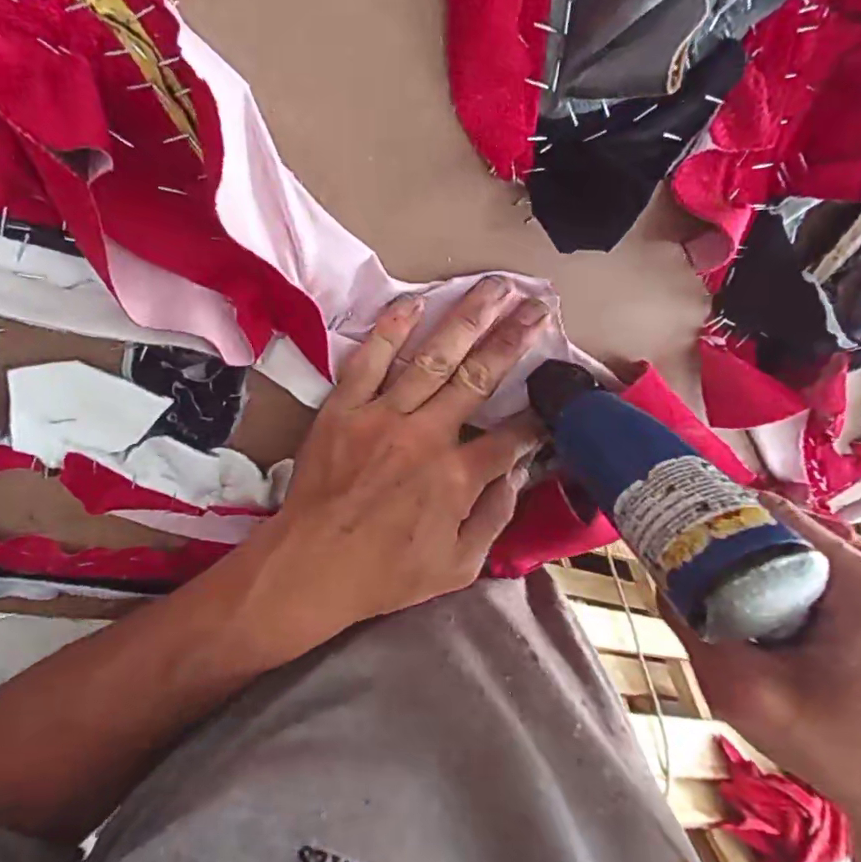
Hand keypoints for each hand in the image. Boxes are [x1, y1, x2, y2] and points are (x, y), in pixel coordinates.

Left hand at [255, 277, 552, 636]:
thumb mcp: (457, 567)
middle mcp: (425, 436)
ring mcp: (382, 417)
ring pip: (434, 357)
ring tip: (495, 287)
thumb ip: (494, 518)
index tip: (551, 397)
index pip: (511, 437)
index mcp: (456, 477)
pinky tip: (416, 302)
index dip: (536, 418)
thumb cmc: (385, 574)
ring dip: (468, 318)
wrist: (309, 568)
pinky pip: (370, 361)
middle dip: (514, 339)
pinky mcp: (344, 409)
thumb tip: (516, 474)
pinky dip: (392, 329)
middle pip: (480, 377)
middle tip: (538, 305)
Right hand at [665, 500, 860, 835]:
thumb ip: (696, 633)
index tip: (701, 548)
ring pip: (833, 557)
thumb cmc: (846, 756)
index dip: (732, 526)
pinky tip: (812, 637)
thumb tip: (664, 582)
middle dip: (762, 558)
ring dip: (794, 578)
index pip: (784, 518)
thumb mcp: (748, 696)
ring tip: (770, 622)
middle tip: (730, 595)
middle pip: (809, 537)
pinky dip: (827, 595)